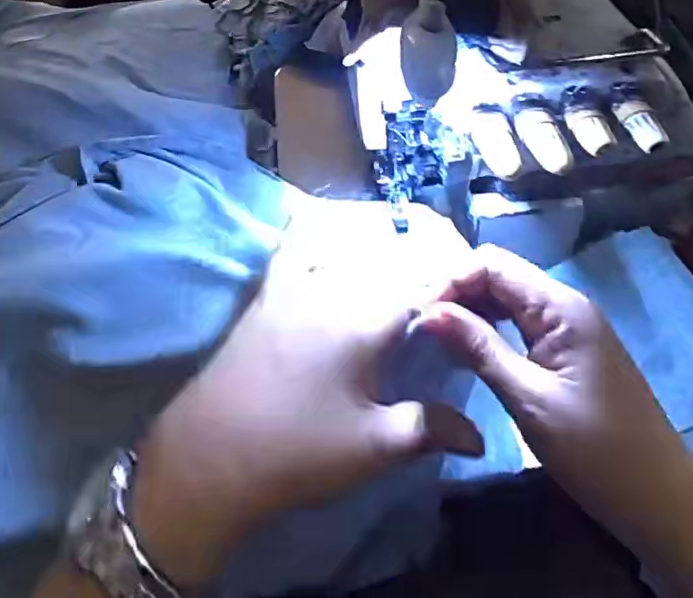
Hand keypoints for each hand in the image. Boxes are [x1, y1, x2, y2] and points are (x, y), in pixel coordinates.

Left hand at [133, 201, 483, 588]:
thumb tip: (480, 435)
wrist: (208, 457)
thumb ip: (430, 428)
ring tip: (416, 258)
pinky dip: (330, 235)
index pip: (429, 281)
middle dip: (435, 256)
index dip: (461, 278)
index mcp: (368, 318)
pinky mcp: (273, 290)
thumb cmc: (297, 452)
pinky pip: (307, 246)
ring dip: (392, 245)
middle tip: (457, 278)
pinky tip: (339, 238)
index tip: (484, 287)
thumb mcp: (371, 449)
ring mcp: (301, 283)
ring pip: (358, 244)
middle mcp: (338, 286)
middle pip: (398, 253)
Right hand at [414, 244, 692, 550]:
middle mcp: (564, 302)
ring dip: (471, 309)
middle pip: (500, 274)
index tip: (419, 314)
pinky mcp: (568, 348)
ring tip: (434, 335)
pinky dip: (492, 327)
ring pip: (509, 297)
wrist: (660, 498)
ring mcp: (569, 324)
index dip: (452, 279)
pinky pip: (521, 321)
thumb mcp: (529, 400)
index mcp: (559, 305)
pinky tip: (467, 347)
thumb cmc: (597, 451)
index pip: (493, 263)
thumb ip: (479, 348)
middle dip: (458, 291)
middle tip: (420, 326)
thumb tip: (429, 310)